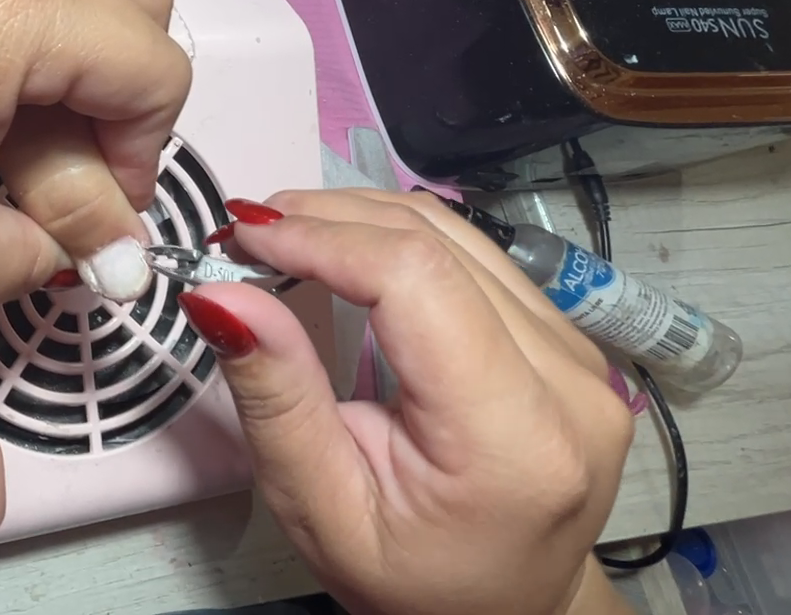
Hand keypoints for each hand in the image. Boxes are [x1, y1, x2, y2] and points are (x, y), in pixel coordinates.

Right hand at [180, 190, 632, 614]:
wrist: (502, 608)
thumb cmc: (407, 574)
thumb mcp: (316, 504)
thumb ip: (274, 396)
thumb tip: (218, 295)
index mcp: (511, 435)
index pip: (414, 279)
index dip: (316, 239)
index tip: (239, 237)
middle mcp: (565, 378)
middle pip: (428, 240)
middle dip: (317, 219)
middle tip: (240, 236)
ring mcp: (572, 348)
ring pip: (444, 226)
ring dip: (345, 215)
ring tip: (276, 235)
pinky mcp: (556, 331)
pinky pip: (460, 245)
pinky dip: (379, 230)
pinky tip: (331, 247)